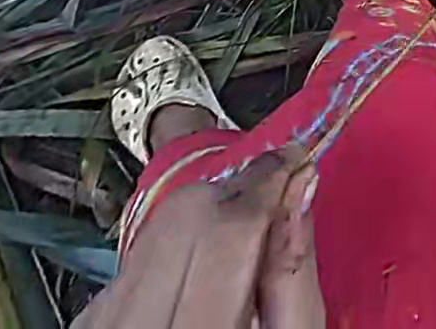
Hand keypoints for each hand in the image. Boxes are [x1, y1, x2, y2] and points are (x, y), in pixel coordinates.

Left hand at [73, 149, 322, 328]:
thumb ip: (295, 268)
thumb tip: (301, 181)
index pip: (227, 228)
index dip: (267, 179)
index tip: (296, 157)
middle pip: (187, 216)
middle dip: (239, 191)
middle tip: (273, 201)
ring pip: (157, 227)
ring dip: (207, 217)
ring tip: (237, 245)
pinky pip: (134, 257)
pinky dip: (175, 247)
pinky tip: (196, 277)